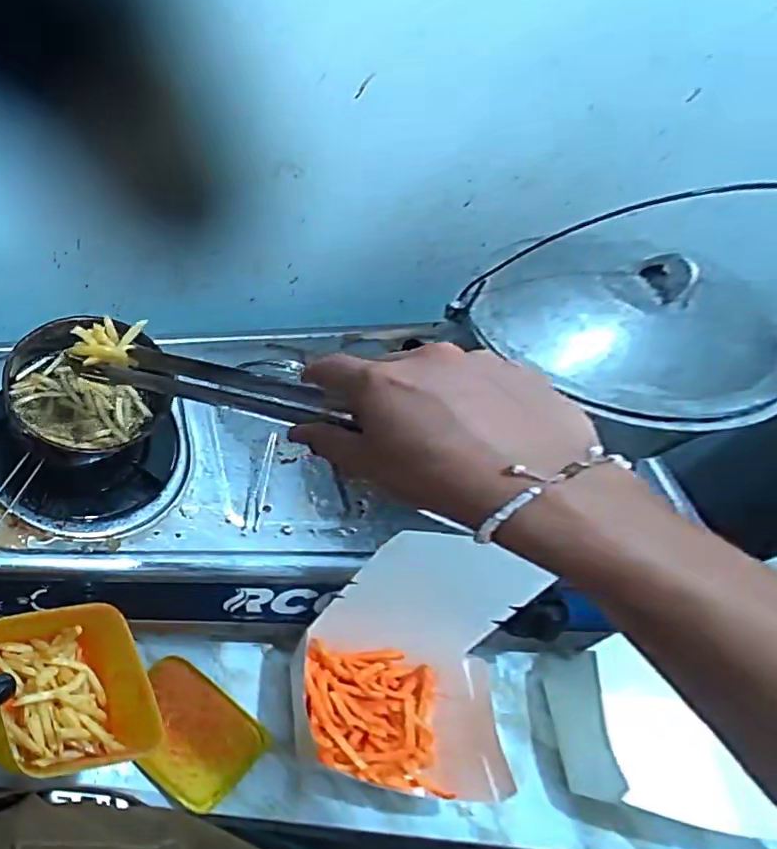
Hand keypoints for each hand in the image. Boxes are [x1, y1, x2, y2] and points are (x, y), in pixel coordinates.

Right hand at [288, 343, 601, 527]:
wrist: (542, 488)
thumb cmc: (438, 477)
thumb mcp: (369, 466)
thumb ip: (329, 441)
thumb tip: (306, 430)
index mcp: (378, 381)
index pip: (329, 366)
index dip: (316, 378)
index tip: (316, 391)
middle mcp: (424, 360)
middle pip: (382, 367)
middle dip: (375, 389)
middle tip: (383, 422)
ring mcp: (475, 360)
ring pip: (431, 370)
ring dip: (423, 389)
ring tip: (438, 426)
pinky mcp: (518, 370)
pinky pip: (475, 376)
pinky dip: (465, 393)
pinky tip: (477, 425)